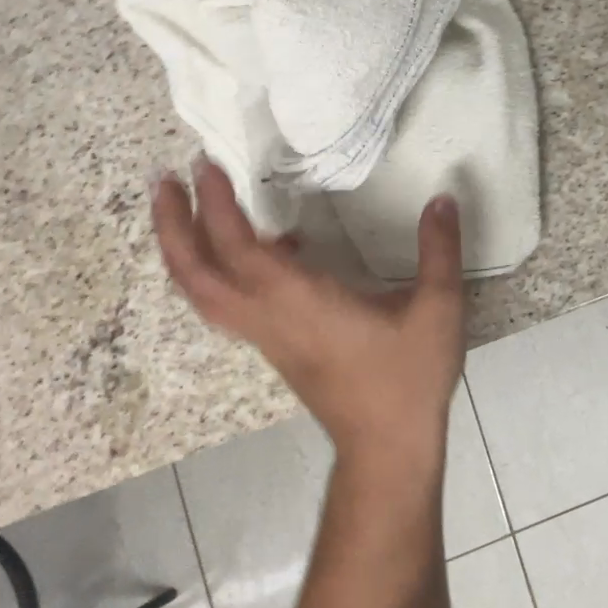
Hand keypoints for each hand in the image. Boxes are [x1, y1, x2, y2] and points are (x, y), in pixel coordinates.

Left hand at [151, 160, 464, 459]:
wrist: (386, 442)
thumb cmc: (408, 375)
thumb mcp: (438, 306)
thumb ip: (439, 249)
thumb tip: (441, 199)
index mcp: (300, 302)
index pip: (240, 248)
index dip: (218, 206)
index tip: (206, 166)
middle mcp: (269, 317)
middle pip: (197, 272)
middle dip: (175, 224)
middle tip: (167, 180)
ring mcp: (267, 337)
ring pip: (204, 292)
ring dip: (186, 249)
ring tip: (190, 210)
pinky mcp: (276, 348)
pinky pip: (227, 303)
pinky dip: (220, 270)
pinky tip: (266, 252)